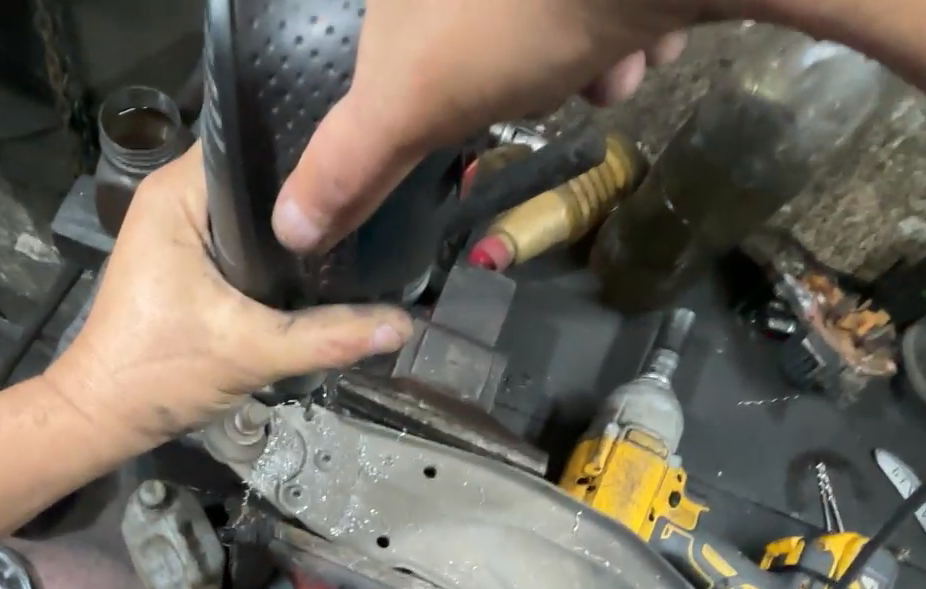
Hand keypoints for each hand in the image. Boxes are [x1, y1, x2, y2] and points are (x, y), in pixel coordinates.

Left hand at [49, 147, 412, 448]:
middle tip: (374, 206)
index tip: (363, 170)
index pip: (256, 144)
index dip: (311, 154)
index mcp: (179, 192)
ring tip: (360, 230)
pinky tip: (321, 266)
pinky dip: (278, 256)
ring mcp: (181, 229)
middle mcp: (178, 197)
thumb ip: (330, 337)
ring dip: (298, 230)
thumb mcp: (253, 351)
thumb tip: (405, 325)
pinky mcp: (188, 261)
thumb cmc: (160, 371)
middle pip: (261, 180)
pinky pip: (245, 243)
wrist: (108, 416)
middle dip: (311, 197)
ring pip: (256, 215)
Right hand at [273, 0, 701, 253]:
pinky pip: (609, 2)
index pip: (391, 44)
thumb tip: (285, 229)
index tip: (449, 112)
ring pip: (547, 16)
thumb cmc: (512, 15)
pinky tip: (640, 46)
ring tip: (604, 73)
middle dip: (512, 80)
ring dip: (580, 66)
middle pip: (474, 27)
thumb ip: (348, 164)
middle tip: (534, 96)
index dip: (414, 87)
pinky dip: (628, 33)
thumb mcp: (411, 103)